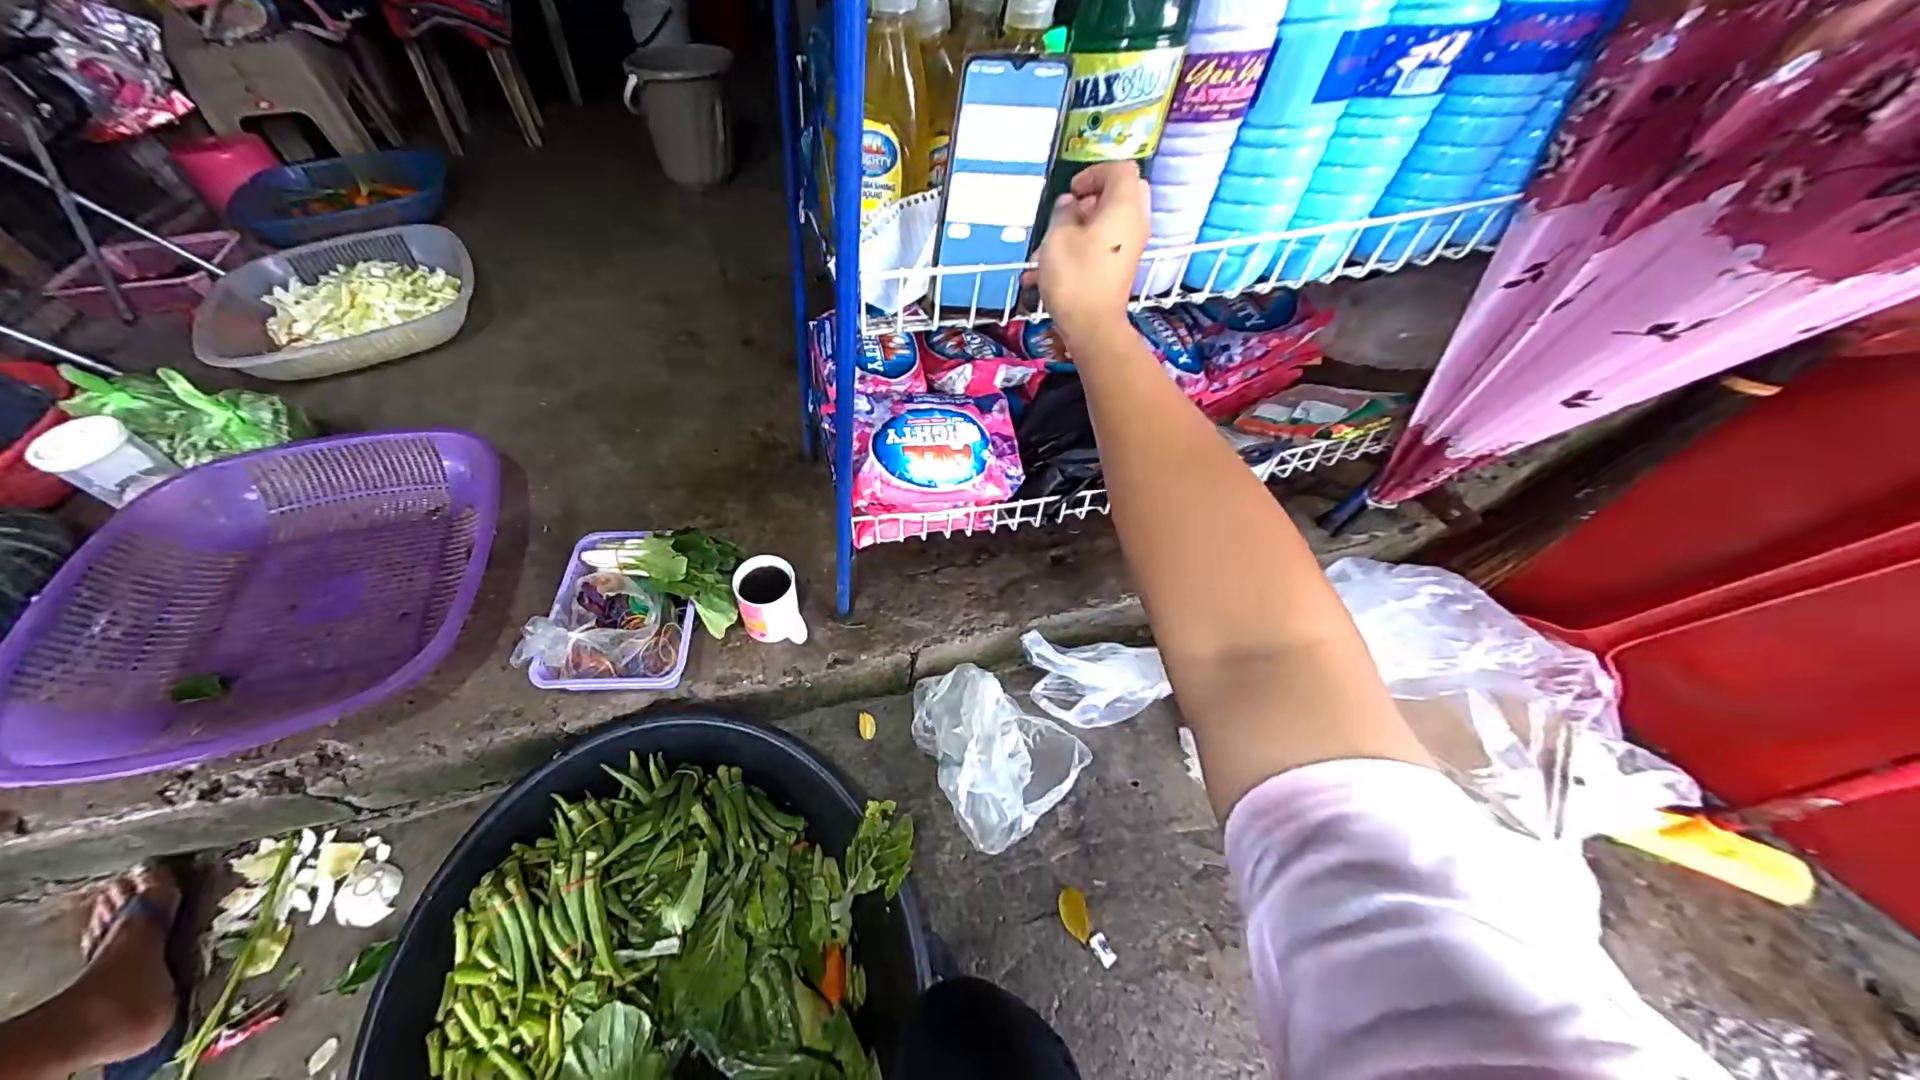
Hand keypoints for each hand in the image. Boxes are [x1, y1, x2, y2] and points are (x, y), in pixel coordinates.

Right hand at [1037, 161, 1149, 347]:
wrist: (1092, 327)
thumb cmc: (1075, 278)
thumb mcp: (1057, 236)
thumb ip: (1063, 211)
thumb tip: (1069, 205)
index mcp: (1124, 206)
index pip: (1120, 169)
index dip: (1093, 172)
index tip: (1071, 190)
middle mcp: (1134, 223)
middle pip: (1121, 193)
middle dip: (1093, 197)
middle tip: (1070, 210)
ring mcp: (1131, 246)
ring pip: (1110, 220)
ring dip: (1081, 225)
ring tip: (1052, 245)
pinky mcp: (1121, 267)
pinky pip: (1106, 243)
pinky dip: (1084, 246)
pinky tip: (1053, 266)